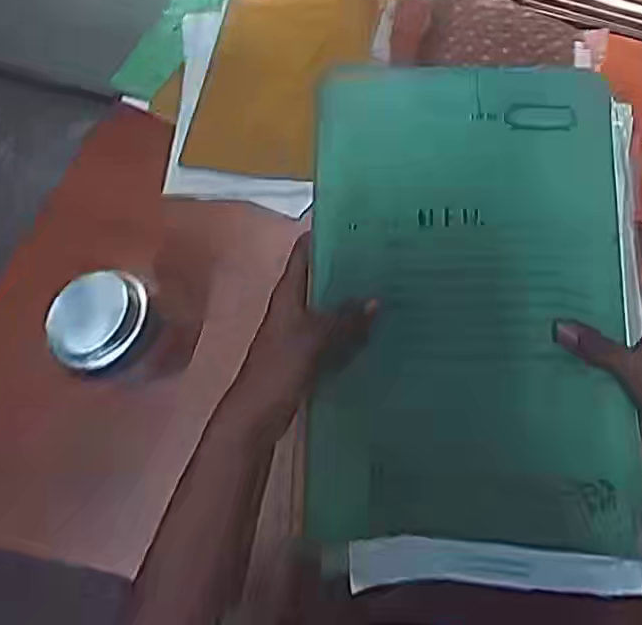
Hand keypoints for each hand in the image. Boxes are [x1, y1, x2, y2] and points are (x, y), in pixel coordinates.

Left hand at [227, 232, 375, 436]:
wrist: (256, 417)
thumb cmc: (278, 369)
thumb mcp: (315, 339)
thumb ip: (345, 319)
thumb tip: (376, 301)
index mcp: (288, 292)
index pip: (305, 250)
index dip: (325, 234)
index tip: (356, 224)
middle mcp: (294, 304)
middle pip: (321, 275)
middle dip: (347, 265)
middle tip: (382, 254)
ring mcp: (301, 328)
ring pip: (331, 303)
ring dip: (353, 297)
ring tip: (386, 284)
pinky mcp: (309, 351)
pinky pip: (335, 331)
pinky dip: (352, 326)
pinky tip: (376, 326)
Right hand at [554, 288, 641, 462]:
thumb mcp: (634, 369)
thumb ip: (599, 348)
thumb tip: (561, 326)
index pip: (622, 287)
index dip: (597, 279)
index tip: (567, 274)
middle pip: (609, 313)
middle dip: (583, 310)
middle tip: (548, 302)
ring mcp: (640, 356)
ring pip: (606, 339)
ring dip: (584, 337)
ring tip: (549, 328)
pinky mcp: (634, 379)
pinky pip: (604, 363)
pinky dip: (588, 361)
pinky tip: (564, 363)